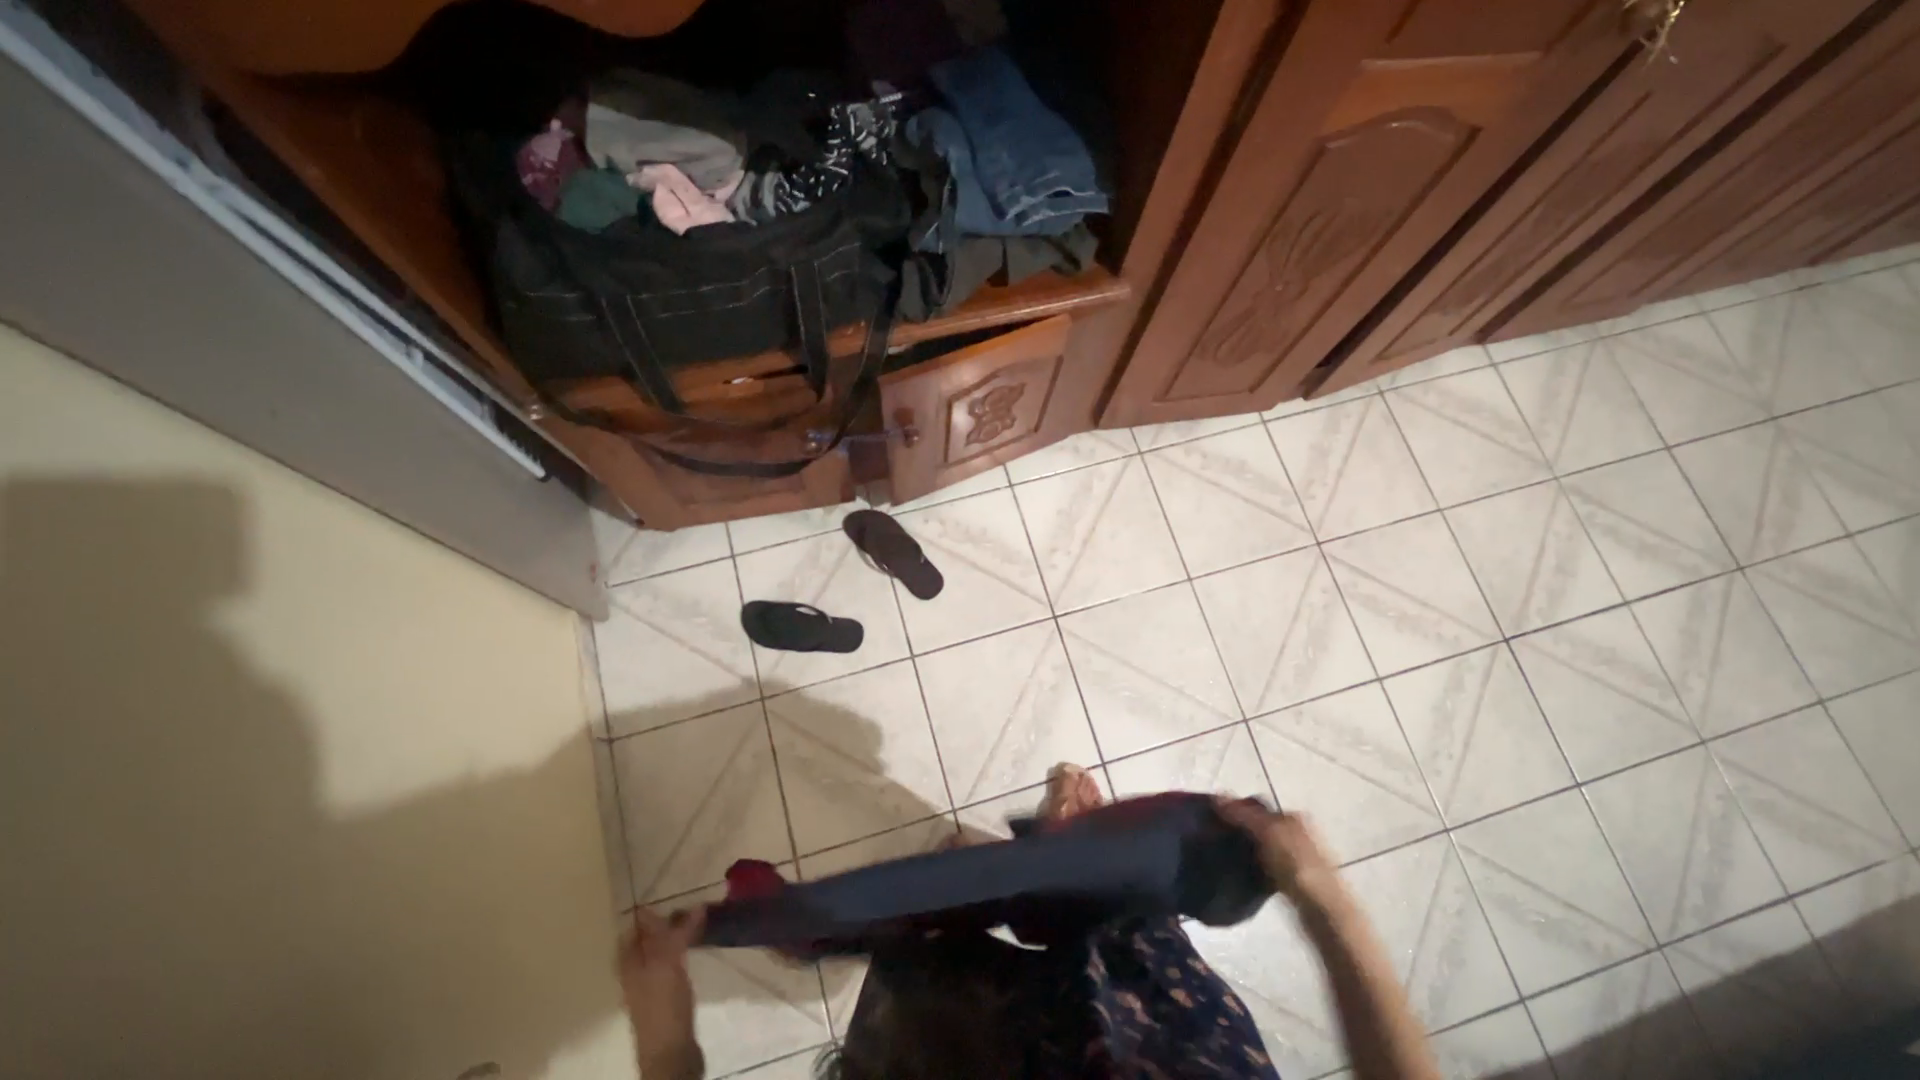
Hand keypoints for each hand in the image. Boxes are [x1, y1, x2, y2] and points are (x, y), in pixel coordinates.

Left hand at [619, 906, 705, 1079]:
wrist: (671, 1055)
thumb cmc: (664, 1006)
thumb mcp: (664, 965)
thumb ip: (662, 936)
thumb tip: (649, 907)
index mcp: (629, 965)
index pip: (633, 930)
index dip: (649, 914)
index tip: (672, 897)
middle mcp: (635, 974)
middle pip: (647, 942)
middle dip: (665, 924)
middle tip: (690, 908)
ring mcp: (649, 989)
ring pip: (660, 955)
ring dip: (675, 939)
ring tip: (697, 925)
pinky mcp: (665, 1001)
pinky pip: (670, 968)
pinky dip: (681, 956)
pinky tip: (695, 955)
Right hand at [1216, 797, 1341, 908]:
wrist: (1322, 909)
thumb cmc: (1295, 864)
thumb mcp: (1266, 832)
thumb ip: (1241, 815)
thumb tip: (1215, 797)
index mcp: (1294, 816)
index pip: (1257, 806)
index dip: (1235, 809)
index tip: (1213, 819)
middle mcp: (1298, 833)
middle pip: (1259, 826)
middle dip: (1239, 830)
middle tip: (1213, 838)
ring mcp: (1297, 858)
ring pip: (1262, 848)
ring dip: (1245, 851)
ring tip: (1221, 856)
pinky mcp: (1293, 880)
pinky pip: (1265, 868)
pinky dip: (1253, 869)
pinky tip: (1239, 874)